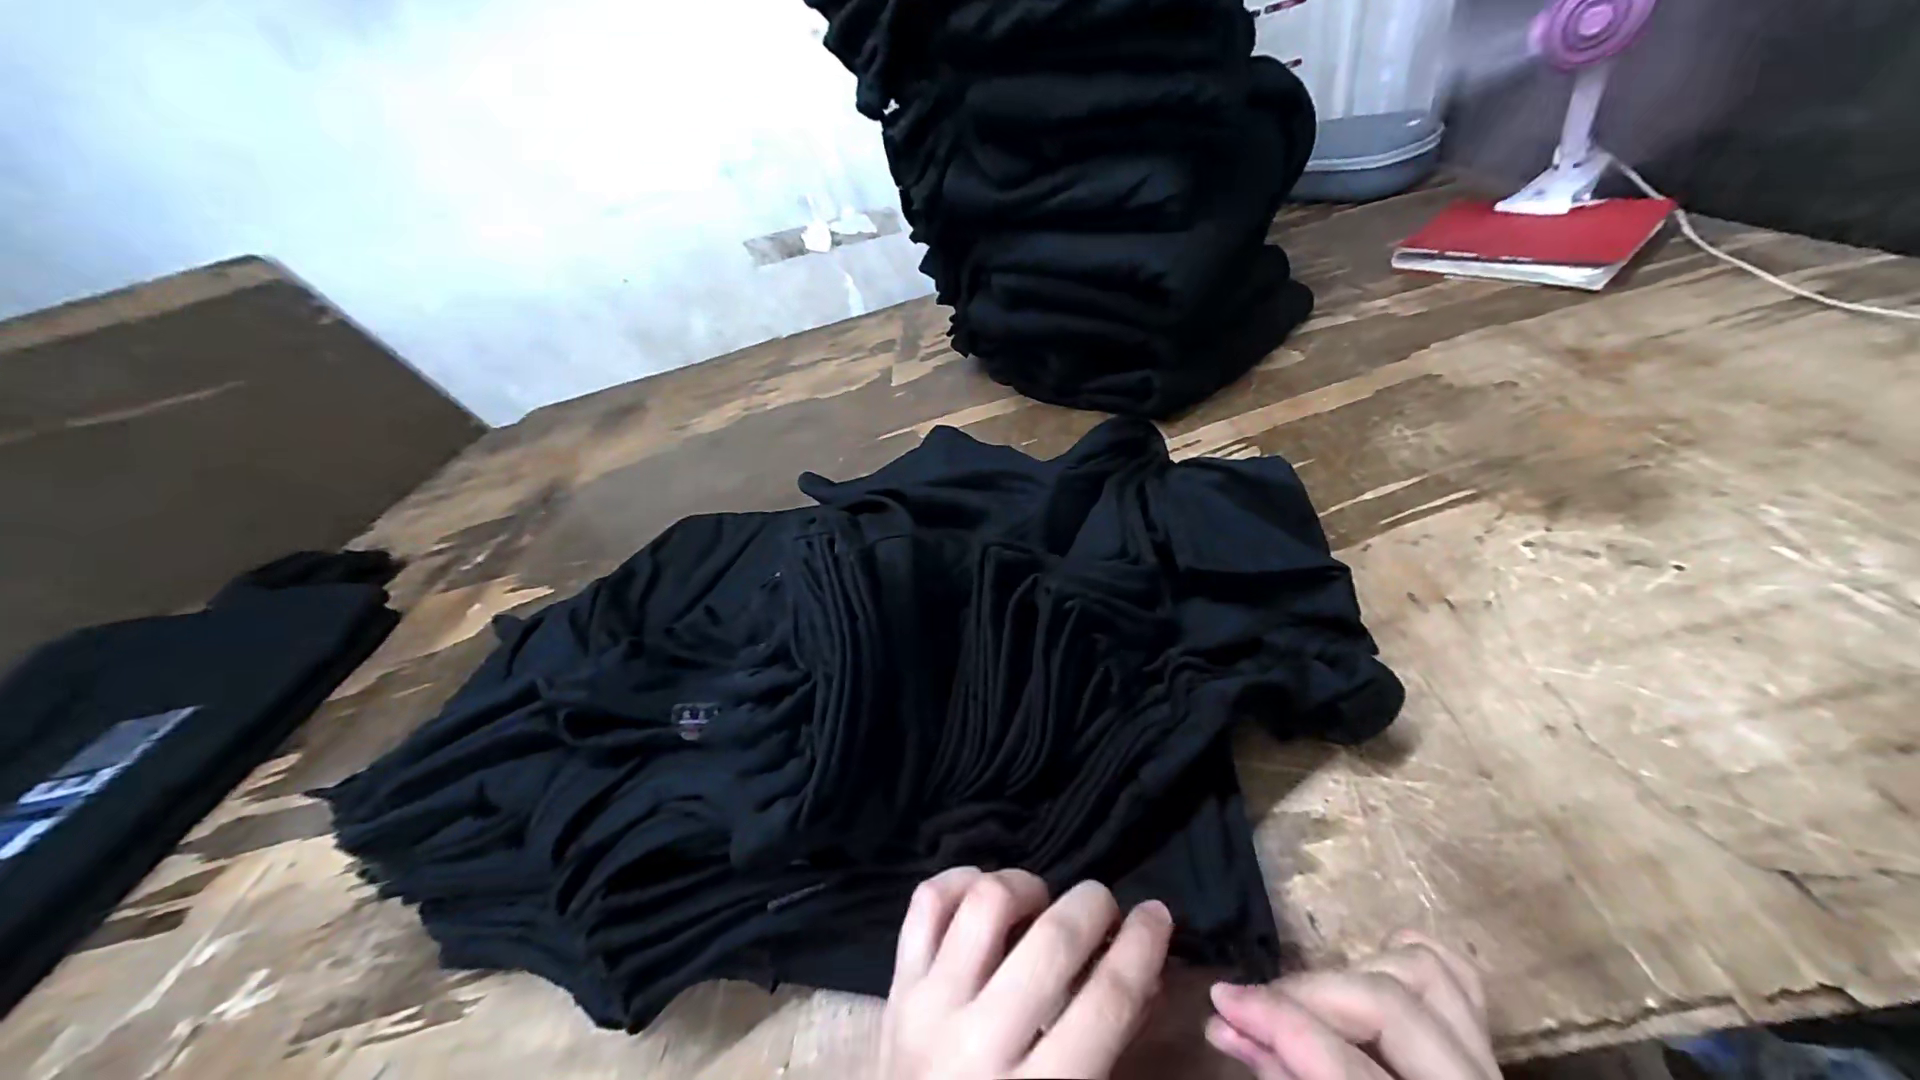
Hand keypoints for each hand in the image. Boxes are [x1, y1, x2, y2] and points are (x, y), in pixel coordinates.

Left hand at [880, 867, 1173, 1079]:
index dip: (1143, 946)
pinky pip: (927, 903)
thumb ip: (1109, 1044)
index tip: (1157, 915)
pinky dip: (960, 879)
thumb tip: (1144, 970)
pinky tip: (983, 889)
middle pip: (1051, 942)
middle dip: (1093, 905)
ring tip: (1041, 900)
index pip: (1107, 1001)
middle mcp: (980, 1045)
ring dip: (1026, 885)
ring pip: (985, 905)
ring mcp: (929, 1007)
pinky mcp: (897, 983)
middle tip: (1104, 904)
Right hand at [1205, 931, 1496, 1079]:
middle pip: (1387, 1001)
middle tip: (1252, 1004)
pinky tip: (1365, 972)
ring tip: (1309, 1002)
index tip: (1222, 1000)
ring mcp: (1492, 1074)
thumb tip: (1226, 1024)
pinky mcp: (1488, 1056)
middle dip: (1305, 992)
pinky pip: (1459, 979)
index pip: (1344, 1065)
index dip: (1277, 1022)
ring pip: (1426, 971)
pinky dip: (1405, 960)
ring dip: (1352, 974)